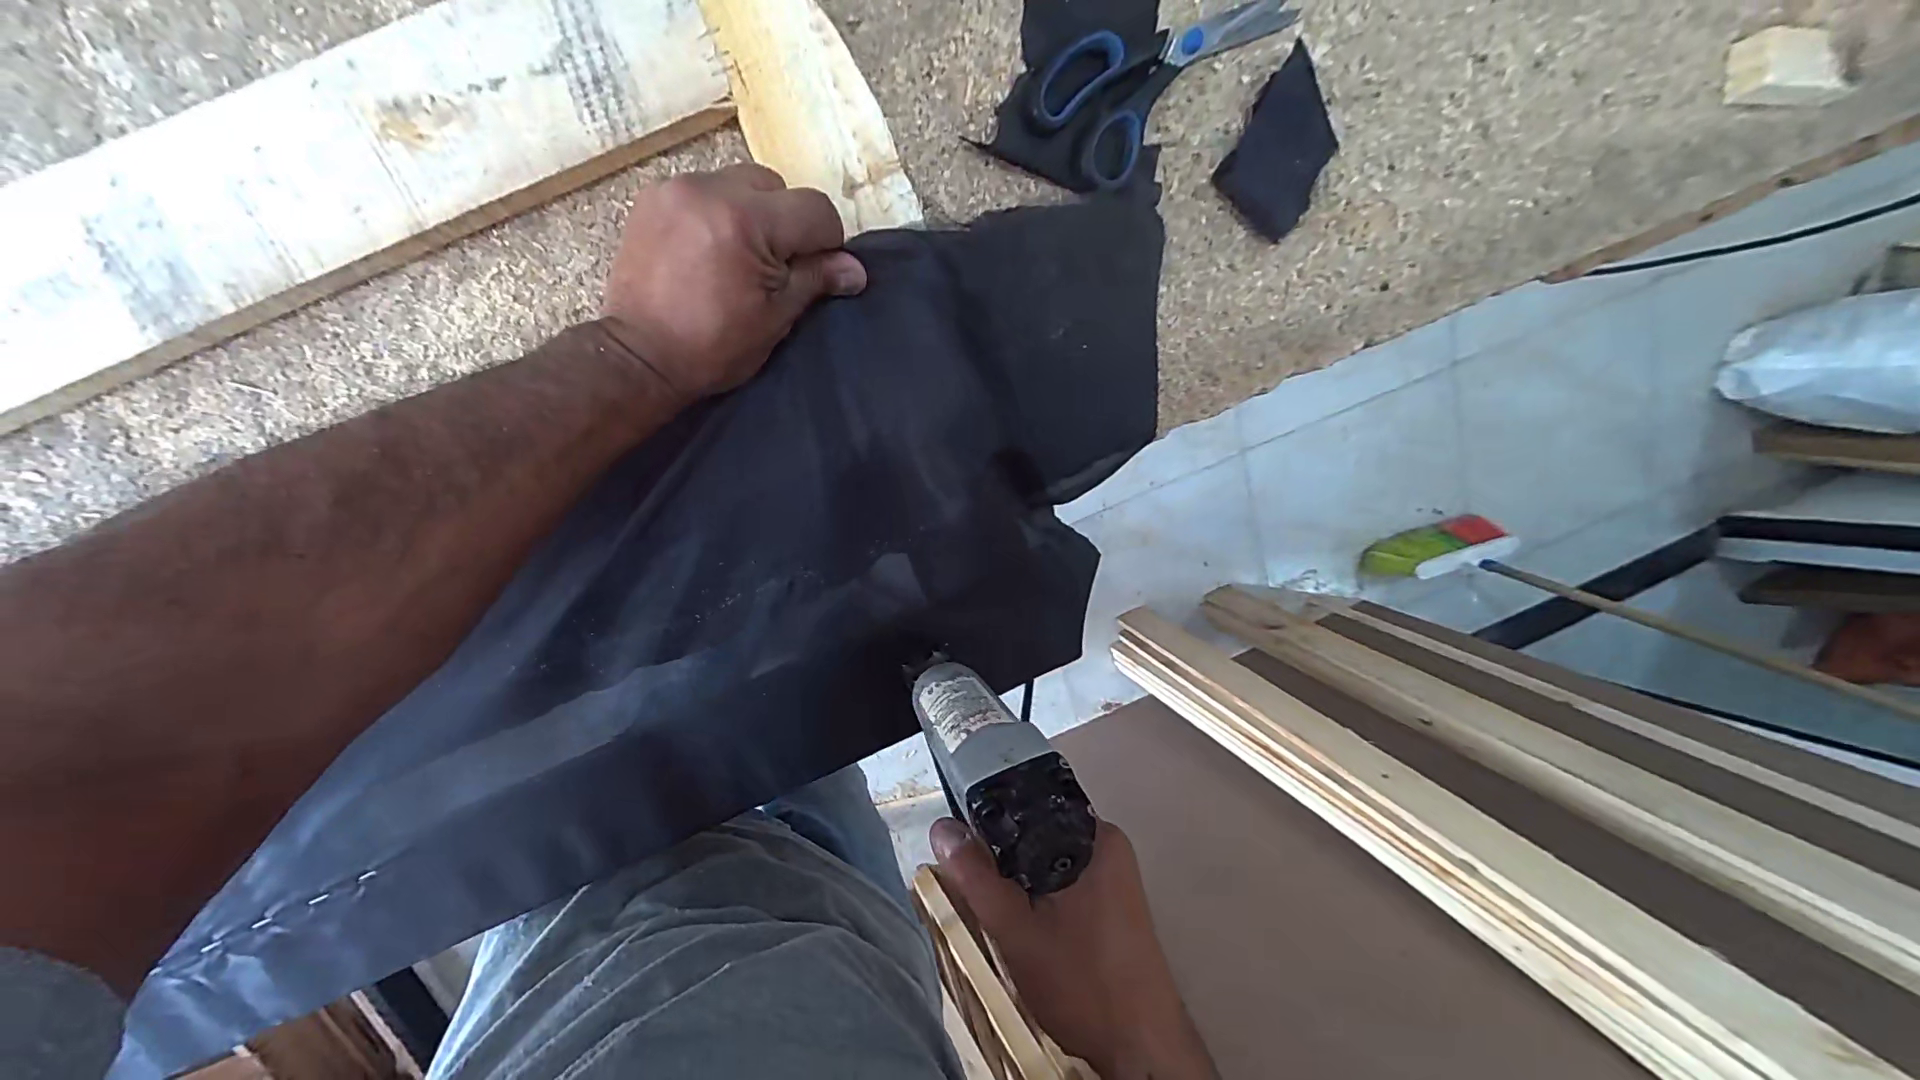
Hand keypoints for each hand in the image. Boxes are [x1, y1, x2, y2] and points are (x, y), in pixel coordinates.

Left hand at [601, 164, 867, 402]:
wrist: (640, 357)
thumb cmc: (714, 347)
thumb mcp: (776, 318)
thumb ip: (816, 280)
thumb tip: (856, 270)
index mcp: (746, 221)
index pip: (816, 209)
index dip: (829, 243)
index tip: (819, 273)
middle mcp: (711, 190)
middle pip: (778, 187)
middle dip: (788, 223)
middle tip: (777, 268)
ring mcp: (677, 189)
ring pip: (741, 184)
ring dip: (754, 214)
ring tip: (740, 258)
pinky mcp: (654, 197)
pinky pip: (706, 191)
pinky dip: (720, 214)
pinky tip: (711, 250)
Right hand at [932, 818, 1217, 1079]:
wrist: (1141, 1050)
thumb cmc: (1084, 983)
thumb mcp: (1017, 930)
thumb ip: (976, 876)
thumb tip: (942, 829)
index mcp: (1095, 835)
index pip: (1027, 802)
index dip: (987, 817)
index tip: (960, 844)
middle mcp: (1107, 845)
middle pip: (1035, 832)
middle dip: (1001, 855)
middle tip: (972, 884)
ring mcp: (1113, 875)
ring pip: (1045, 859)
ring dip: (1017, 880)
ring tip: (994, 908)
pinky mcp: (1111, 902)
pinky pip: (1060, 880)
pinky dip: (1036, 895)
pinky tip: (1022, 925)